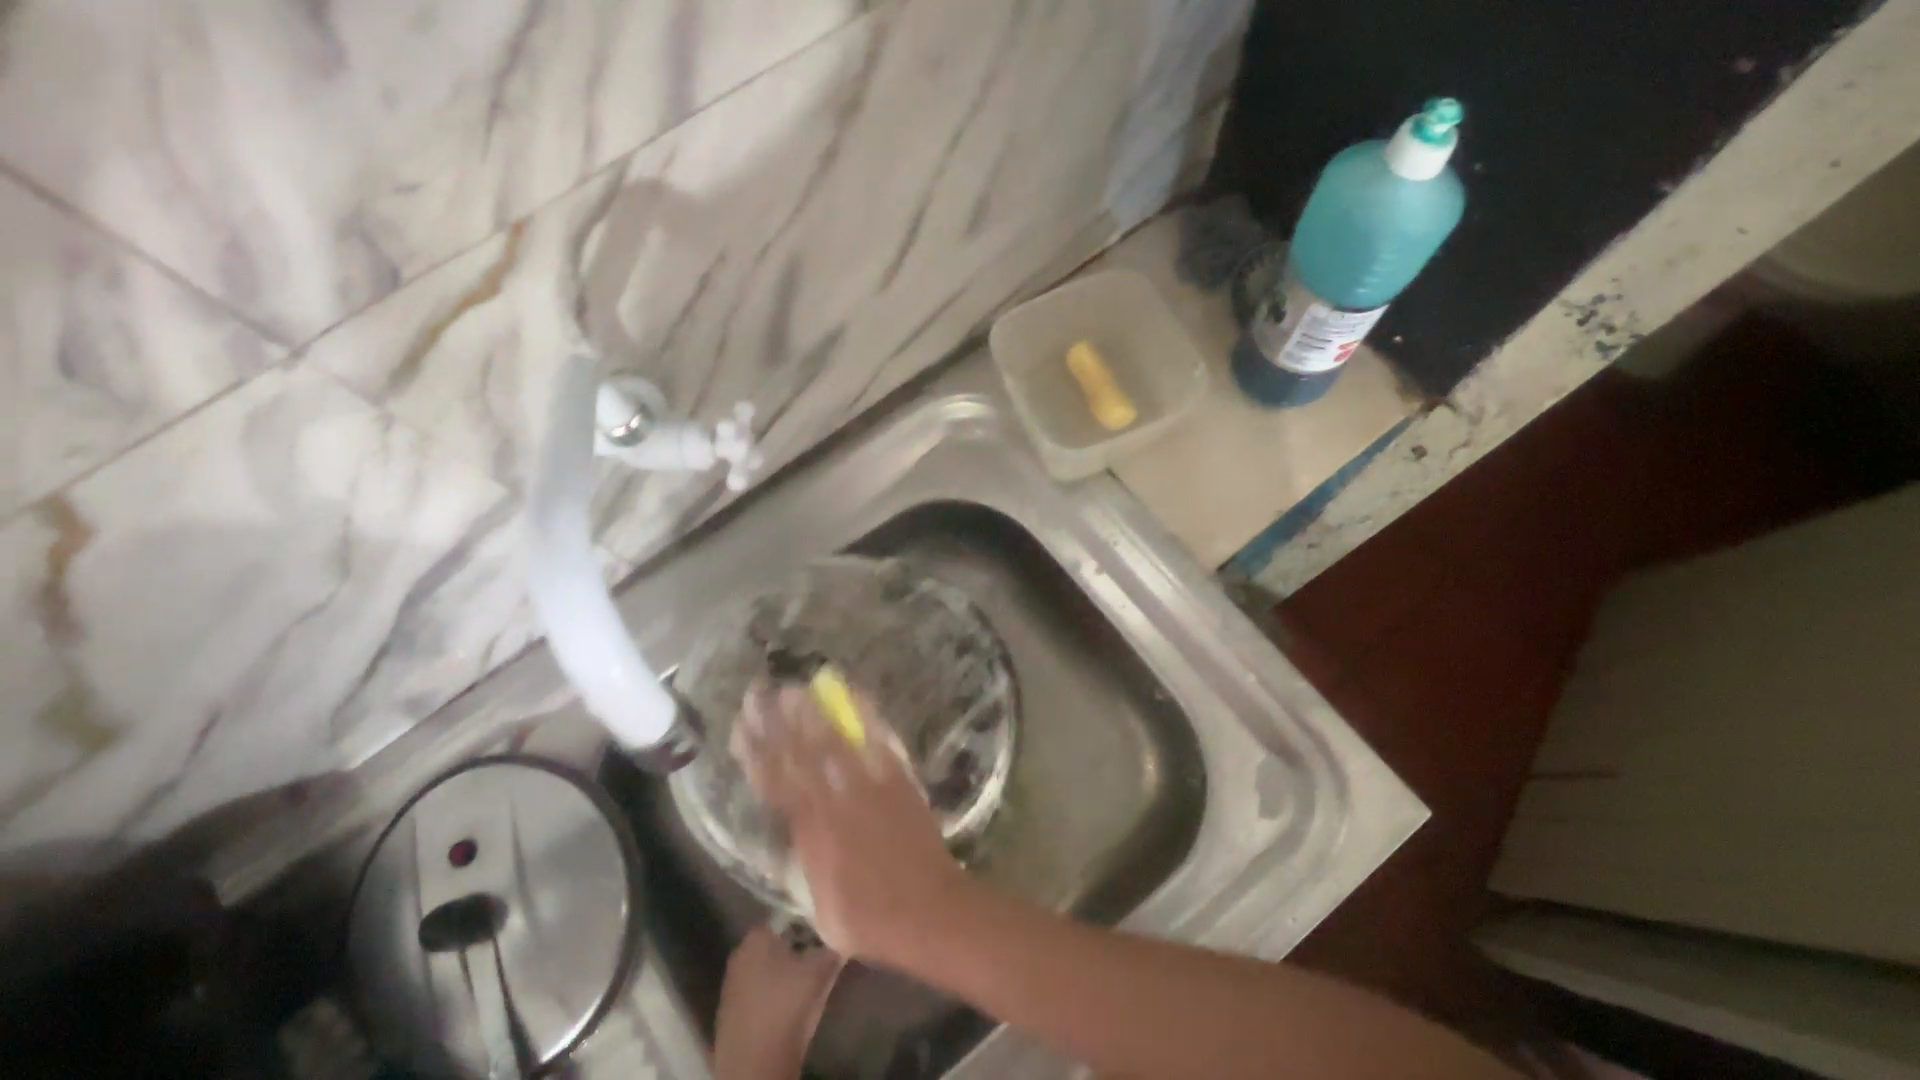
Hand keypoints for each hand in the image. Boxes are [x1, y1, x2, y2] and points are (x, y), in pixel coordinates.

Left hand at [712, 925, 842, 1079]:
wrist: (754, 1062)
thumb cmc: (787, 1005)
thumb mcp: (821, 969)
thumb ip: (832, 946)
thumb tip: (841, 935)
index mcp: (756, 935)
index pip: (787, 916)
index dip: (810, 922)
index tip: (827, 932)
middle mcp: (739, 952)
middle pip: (777, 942)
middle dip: (800, 947)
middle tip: (823, 956)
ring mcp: (732, 982)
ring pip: (768, 967)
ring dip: (788, 971)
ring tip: (810, 981)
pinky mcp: (731, 1009)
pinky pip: (760, 990)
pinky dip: (775, 993)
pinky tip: (791, 1004)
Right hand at [731, 682, 973, 966]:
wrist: (931, 911)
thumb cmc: (871, 920)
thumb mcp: (821, 907)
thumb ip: (803, 866)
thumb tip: (786, 843)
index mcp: (812, 832)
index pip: (777, 784)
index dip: (757, 754)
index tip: (740, 729)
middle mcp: (837, 803)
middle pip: (802, 755)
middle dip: (777, 722)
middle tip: (758, 694)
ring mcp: (871, 788)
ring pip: (837, 743)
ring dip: (813, 714)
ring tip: (795, 689)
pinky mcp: (900, 783)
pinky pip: (880, 744)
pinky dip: (866, 719)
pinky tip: (855, 697)